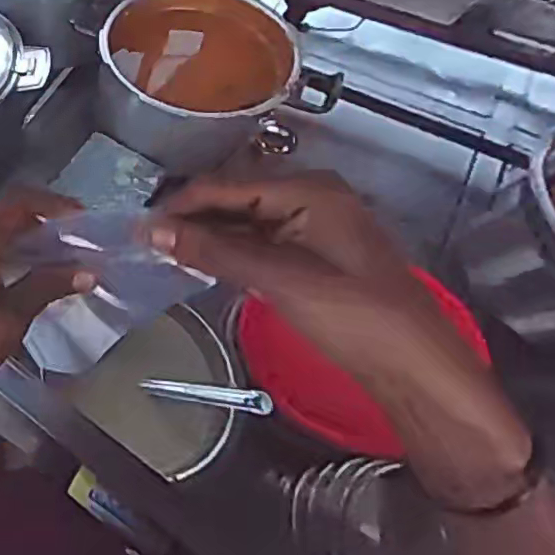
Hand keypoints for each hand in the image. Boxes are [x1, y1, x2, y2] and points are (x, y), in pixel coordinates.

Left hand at [0, 189, 92, 437]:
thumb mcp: (12, 317)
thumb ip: (48, 285)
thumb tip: (87, 272)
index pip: (16, 205)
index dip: (52, 204)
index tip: (80, 215)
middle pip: (3, 212)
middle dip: (40, 218)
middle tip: (74, 233)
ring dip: (24, 233)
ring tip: (57, 249)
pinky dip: (6, 247)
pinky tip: (27, 266)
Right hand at [145, 172, 484, 399]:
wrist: (415, 368)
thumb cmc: (355, 317)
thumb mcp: (279, 279)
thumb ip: (214, 251)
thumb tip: (154, 230)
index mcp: (309, 189)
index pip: (228, 186)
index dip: (182, 205)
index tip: (139, 225)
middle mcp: (312, 197)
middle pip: (236, 200)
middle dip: (193, 220)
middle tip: (147, 241)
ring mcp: (315, 227)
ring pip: (247, 223)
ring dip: (209, 238)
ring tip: (164, 253)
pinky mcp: (314, 256)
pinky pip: (261, 243)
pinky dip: (232, 253)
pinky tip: (205, 264)